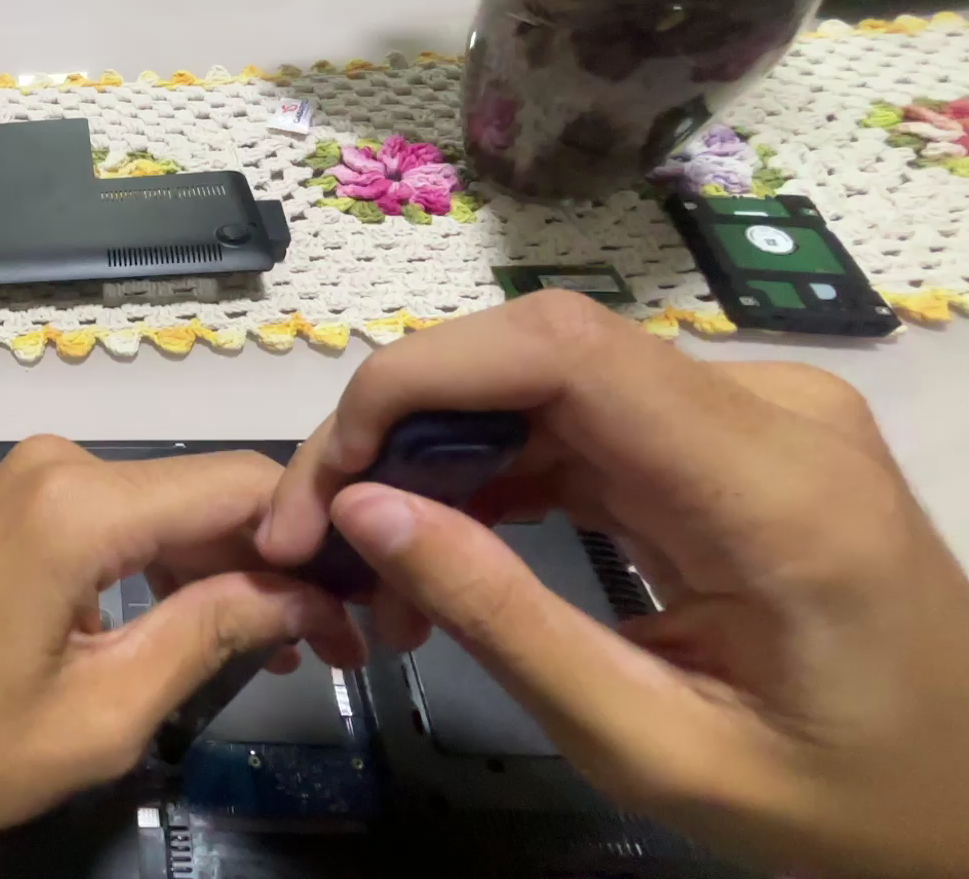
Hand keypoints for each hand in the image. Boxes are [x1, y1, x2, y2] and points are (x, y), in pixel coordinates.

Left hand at [0, 438, 356, 878]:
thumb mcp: (103, 710)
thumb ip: (209, 633)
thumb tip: (302, 596)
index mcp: (79, 504)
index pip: (237, 484)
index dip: (307, 534)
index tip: (354, 597)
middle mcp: (58, 464)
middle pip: (200, 492)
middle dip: (267, 560)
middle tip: (329, 638)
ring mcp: (32, 476)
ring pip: (161, 505)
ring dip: (218, 566)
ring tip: (271, 644)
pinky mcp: (18, 500)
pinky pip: (115, 515)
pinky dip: (161, 561)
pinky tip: (189, 619)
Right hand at [264, 291, 968, 878]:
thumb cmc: (844, 807)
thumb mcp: (648, 744)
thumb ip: (497, 617)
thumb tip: (359, 508)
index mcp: (768, 484)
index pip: (556, 349)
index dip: (412, 379)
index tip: (334, 471)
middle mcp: (748, 408)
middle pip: (511, 357)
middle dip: (384, 428)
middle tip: (311, 526)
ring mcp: (719, 412)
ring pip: (508, 384)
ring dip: (412, 458)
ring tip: (366, 558)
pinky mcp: (686, 434)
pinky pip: (538, 423)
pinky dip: (461, 475)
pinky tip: (432, 542)